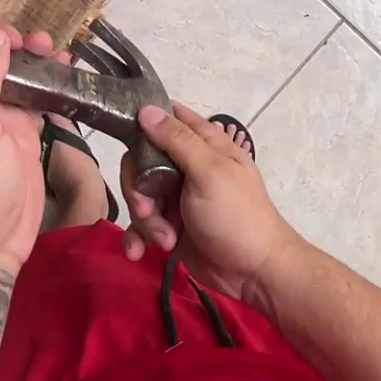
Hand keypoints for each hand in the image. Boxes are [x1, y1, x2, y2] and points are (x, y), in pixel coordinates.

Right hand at [120, 103, 304, 305]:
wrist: (253, 271)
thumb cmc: (236, 215)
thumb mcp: (209, 173)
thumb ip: (177, 141)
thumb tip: (146, 109)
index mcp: (204, 145)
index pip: (169, 118)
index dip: (145, 123)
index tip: (127, 136)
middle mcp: (187, 167)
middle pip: (142, 162)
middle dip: (139, 188)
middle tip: (149, 208)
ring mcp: (177, 198)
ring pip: (140, 196)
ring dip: (145, 220)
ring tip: (165, 238)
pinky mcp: (170, 227)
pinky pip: (141, 226)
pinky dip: (138, 238)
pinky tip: (139, 252)